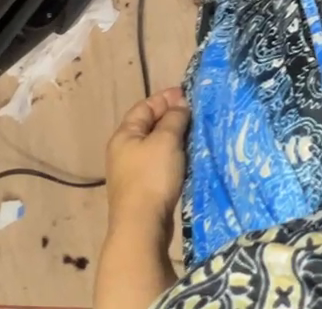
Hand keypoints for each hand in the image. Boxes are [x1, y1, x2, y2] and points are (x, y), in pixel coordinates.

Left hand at [106, 88, 188, 232]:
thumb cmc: (152, 176)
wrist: (142, 227)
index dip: (166, 98)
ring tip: (196, 133)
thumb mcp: (166, 140)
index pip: (145, 106)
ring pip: (157, 145)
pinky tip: (189, 157)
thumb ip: (174, 118)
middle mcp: (125, 151)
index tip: (188, 94)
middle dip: (172, 116)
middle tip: (196, 112)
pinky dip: (174, 156)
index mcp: (125, 135)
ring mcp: (133, 172)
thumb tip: (180, 104)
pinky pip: (161, 163)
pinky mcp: (144, 189)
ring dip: (175, 137)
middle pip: (150, 125)